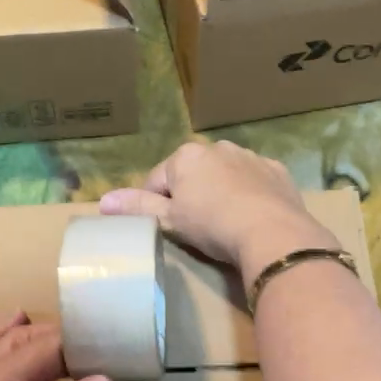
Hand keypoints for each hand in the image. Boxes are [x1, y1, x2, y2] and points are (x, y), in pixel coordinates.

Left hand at [0, 314, 113, 380]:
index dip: (87, 343)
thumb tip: (107, 380)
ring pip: (8, 341)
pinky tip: (11, 327)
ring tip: (73, 338)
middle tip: (105, 350)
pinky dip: (6, 336)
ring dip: (40, 336)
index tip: (120, 348)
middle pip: (31, 337)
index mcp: (3, 376)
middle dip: (67, 339)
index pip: (53, 344)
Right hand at [100, 140, 338, 281]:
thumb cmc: (212, 225)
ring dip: (221, 192)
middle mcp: (218, 148)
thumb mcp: (170, 220)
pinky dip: (251, 194)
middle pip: (192, 175)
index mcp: (186, 156)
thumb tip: (103, 201)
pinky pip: (255, 182)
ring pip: (225, 175)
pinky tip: (253, 217)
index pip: (157, 181)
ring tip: (226, 224)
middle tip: (197, 228)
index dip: (156, 206)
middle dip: (191, 196)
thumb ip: (137, 207)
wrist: (271, 232)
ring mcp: (251, 157)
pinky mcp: (277, 171)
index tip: (167, 227)